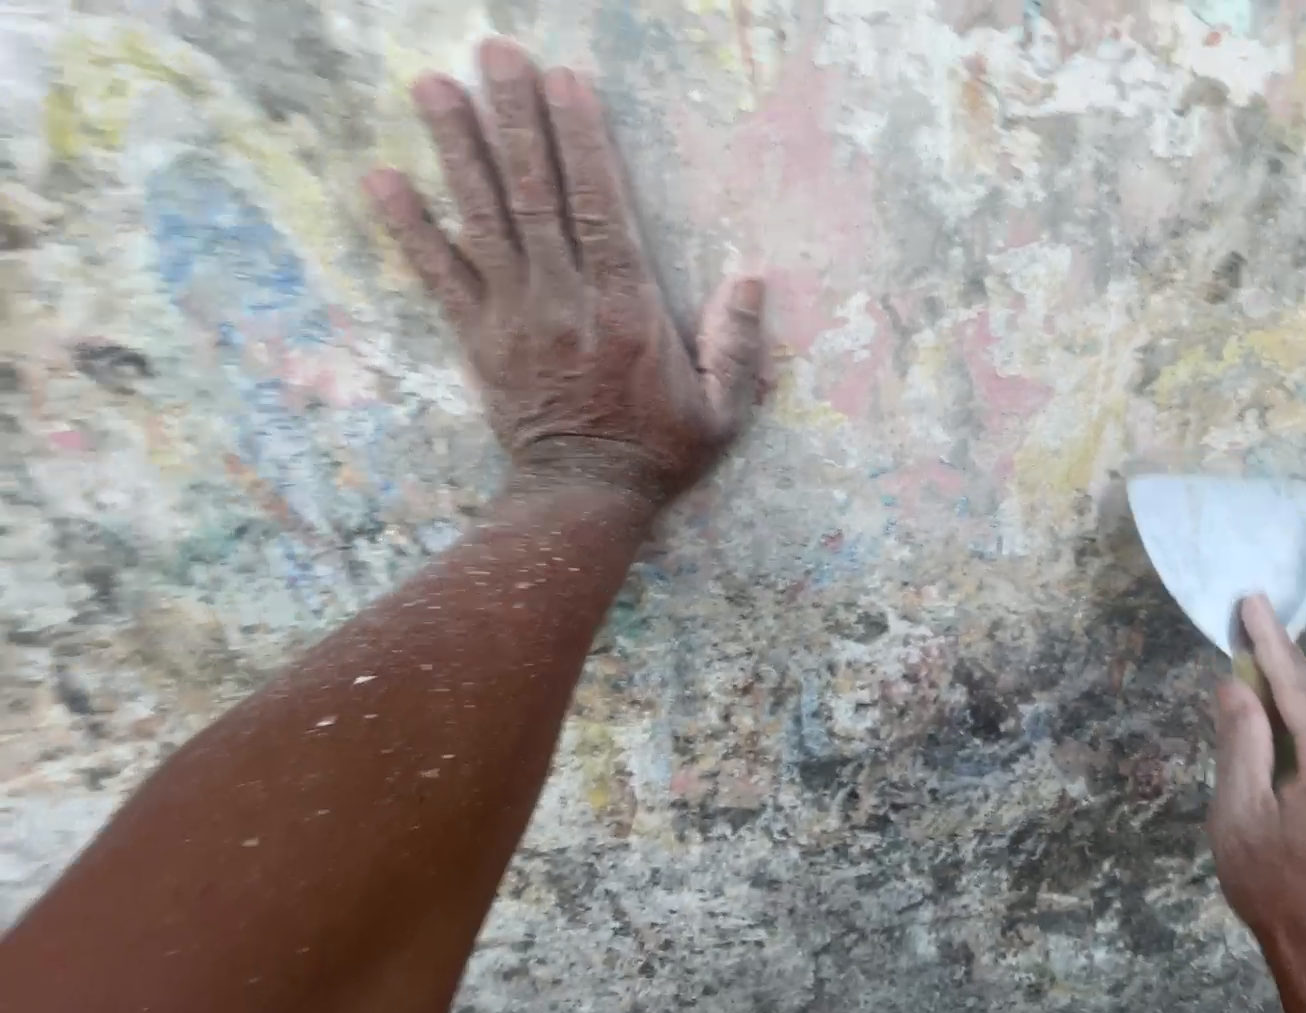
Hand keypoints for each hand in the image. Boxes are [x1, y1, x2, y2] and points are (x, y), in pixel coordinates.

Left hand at [363, 38, 765, 504]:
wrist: (587, 496)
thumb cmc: (663, 450)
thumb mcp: (725, 410)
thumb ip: (740, 346)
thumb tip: (753, 280)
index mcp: (630, 311)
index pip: (602, 211)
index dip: (582, 144)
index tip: (566, 83)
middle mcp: (567, 301)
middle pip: (536, 197)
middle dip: (516, 121)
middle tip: (496, 53)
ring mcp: (515, 317)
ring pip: (484, 221)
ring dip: (458, 151)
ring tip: (433, 85)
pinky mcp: (479, 339)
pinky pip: (439, 276)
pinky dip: (410, 228)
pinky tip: (382, 178)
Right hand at [1208, 595, 1305, 958]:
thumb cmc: (1273, 886)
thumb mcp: (1239, 815)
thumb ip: (1240, 744)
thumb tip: (1234, 685)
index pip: (1298, 689)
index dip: (1272, 643)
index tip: (1253, 601)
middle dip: (1281, 659)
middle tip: (1250, 617)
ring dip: (1289, 697)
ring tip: (1252, 670)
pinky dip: (1301, 729)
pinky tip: (1276, 730)